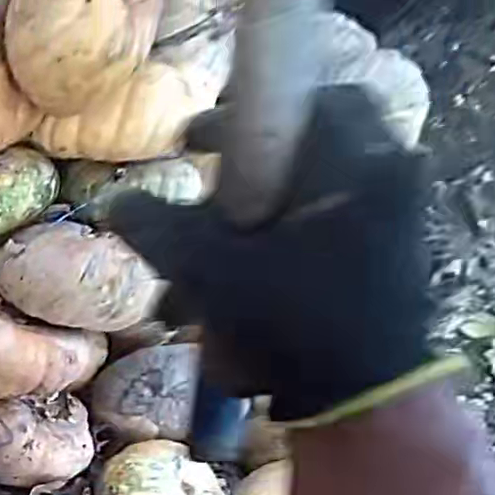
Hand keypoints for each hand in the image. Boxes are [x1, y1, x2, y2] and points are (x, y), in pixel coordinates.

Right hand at [110, 86, 456, 425]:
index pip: (307, 102)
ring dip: (239, 229)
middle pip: (295, 158)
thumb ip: (160, 231)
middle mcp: (381, 180)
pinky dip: (261, 254)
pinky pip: (308, 237)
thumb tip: (111, 203)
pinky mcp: (373, 259)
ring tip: (192, 269)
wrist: (355, 392)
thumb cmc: (287, 321)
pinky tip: (222, 293)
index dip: (243, 115)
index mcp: (355, 166)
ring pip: (296, 204)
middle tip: (188, 206)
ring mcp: (383, 222)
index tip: (191, 142)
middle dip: (234, 184)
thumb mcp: (210, 272)